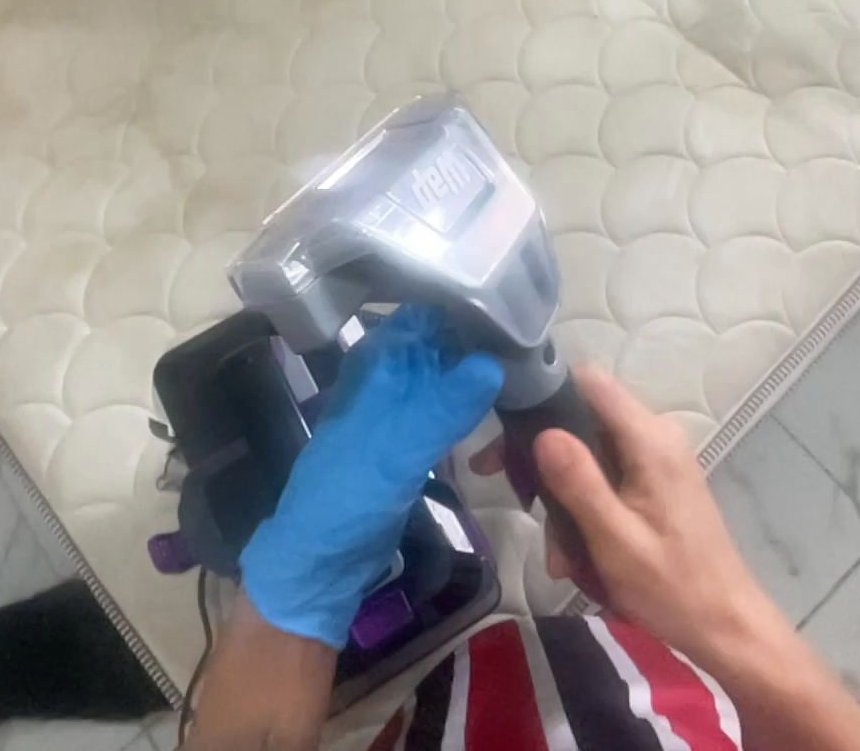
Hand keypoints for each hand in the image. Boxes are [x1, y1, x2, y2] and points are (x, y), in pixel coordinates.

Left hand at [239, 305, 501, 647]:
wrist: (322, 558)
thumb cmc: (350, 494)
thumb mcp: (399, 448)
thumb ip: (445, 406)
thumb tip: (496, 363)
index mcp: (378, 359)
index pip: (428, 310)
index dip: (469, 301)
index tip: (518, 303)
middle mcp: (392, 371)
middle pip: (443, 336)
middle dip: (484, 332)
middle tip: (538, 333)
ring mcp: (403, 403)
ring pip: (449, 369)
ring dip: (482, 364)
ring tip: (534, 358)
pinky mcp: (415, 434)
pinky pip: (450, 403)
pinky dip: (474, 397)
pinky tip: (507, 394)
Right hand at [529, 366, 793, 667]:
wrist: (728, 629)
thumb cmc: (673, 587)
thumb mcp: (616, 541)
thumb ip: (579, 482)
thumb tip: (542, 433)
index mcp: (649, 439)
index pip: (588, 381)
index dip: (543, 390)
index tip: (503, 419)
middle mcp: (654, 434)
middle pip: (581, 415)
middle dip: (539, 451)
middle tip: (498, 479)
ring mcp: (655, 456)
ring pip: (587, 449)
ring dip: (560, 491)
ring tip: (553, 550)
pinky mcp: (653, 478)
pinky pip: (604, 473)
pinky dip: (581, 503)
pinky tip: (572, 551)